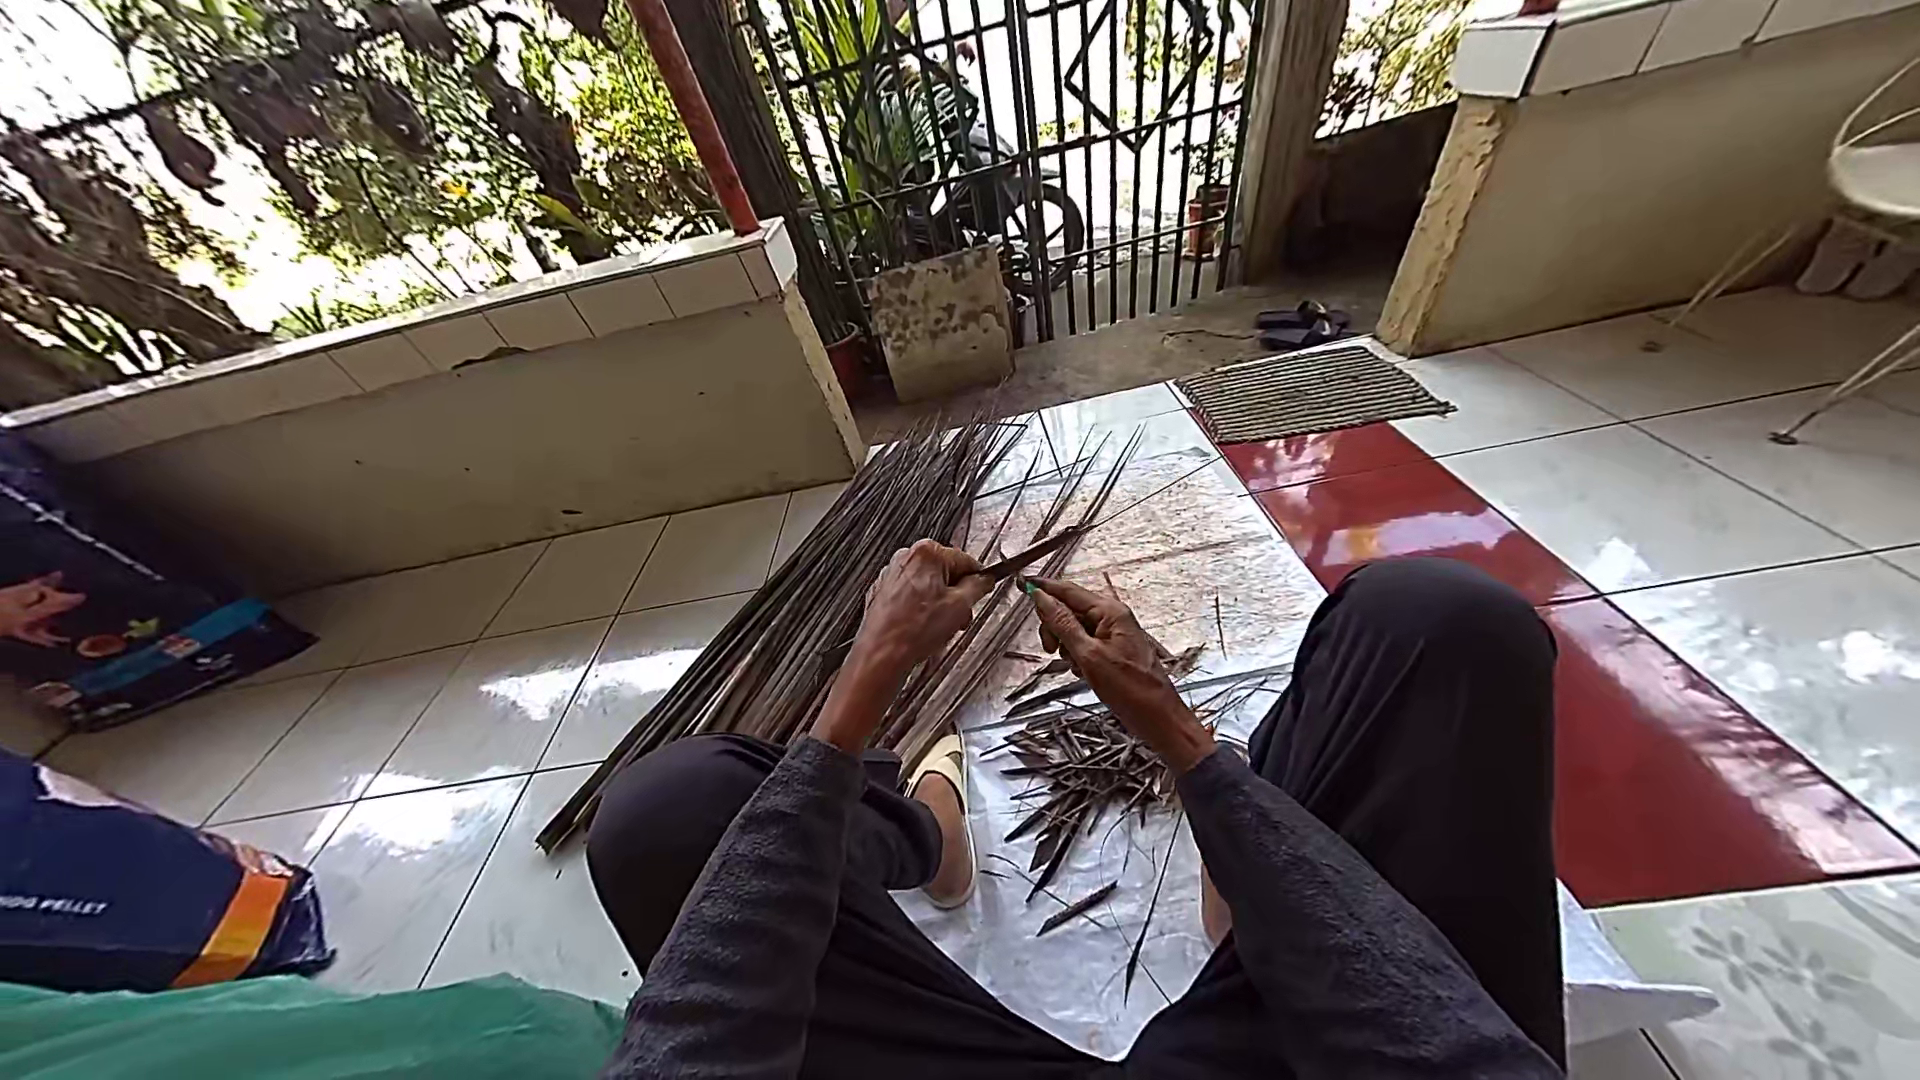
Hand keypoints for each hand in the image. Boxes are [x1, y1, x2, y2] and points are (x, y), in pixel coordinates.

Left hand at [814, 540, 990, 753]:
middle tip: (961, 615)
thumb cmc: (913, 630)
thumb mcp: (960, 606)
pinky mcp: (882, 593)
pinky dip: (920, 609)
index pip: (965, 560)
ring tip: (940, 626)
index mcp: (926, 553)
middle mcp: (905, 558)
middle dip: (956, 595)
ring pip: (927, 585)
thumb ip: (978, 586)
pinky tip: (923, 628)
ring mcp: (891, 575)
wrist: (881, 654)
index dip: (977, 580)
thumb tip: (984, 579)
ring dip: (940, 604)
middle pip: (945, 572)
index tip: (983, 590)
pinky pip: (910, 596)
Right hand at [1028, 577, 1215, 772]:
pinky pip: (1084, 642)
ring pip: (1074, 627)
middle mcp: (1113, 617)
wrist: (1158, 719)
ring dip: (1065, 644)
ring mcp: (1113, 633)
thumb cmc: (1131, 690)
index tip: (1022, 584)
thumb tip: (1041, 598)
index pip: (1068, 590)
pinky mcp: (1112, 649)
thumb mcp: (1088, 656)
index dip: (1043, 587)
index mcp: (1110, 612)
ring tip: (1074, 665)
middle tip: (1051, 649)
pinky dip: (1076, 654)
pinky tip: (1082, 670)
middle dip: (1054, 627)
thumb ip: (1062, 624)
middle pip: (1069, 609)